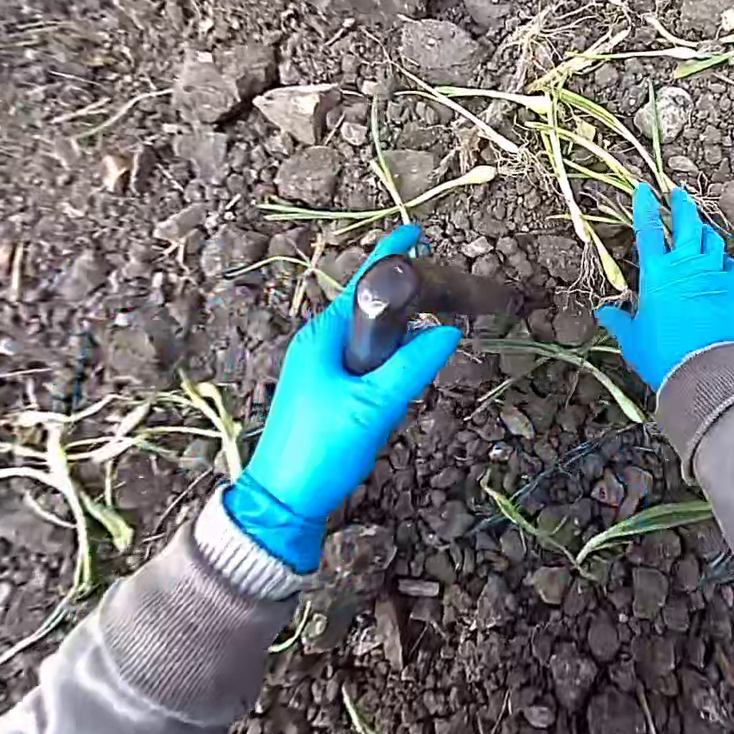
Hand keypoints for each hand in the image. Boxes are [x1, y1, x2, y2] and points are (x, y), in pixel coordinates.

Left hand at [225, 226, 461, 571]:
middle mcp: (323, 344)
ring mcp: (328, 366)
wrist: (284, 502)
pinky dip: (398, 350)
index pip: (362, 284)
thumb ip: (412, 365)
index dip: (389, 256)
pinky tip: (415, 360)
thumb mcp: (373, 404)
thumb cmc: (320, 447)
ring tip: (438, 322)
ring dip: (405, 326)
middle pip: (372, 305)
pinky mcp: (336, 387)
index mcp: (323, 337)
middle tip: (445, 288)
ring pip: (376, 332)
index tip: (416, 232)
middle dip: (406, 293)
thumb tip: (450, 331)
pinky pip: (373, 355)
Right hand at [596, 184, 733, 389]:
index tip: (644, 189)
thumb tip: (604, 312)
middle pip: (686, 223)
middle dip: (681, 204)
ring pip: (711, 240)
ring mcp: (712, 272)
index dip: (644, 206)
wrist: (706, 368)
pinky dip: (724, 261)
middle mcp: (685, 265)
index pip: (647, 229)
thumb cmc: (663, 354)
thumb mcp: (634, 339)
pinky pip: (730, 265)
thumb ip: (619, 322)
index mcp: (657, 273)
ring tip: (700, 229)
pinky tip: (721, 265)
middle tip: (678, 193)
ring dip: (705, 231)